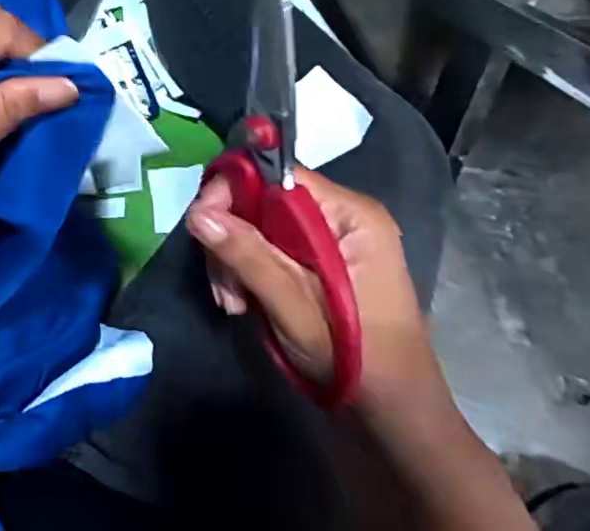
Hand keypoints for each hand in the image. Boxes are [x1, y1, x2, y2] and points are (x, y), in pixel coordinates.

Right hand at [185, 166, 442, 411]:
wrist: (392, 417)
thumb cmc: (358, 361)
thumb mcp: (295, 309)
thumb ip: (248, 256)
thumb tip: (197, 213)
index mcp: (351, 216)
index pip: (275, 173)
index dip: (232, 190)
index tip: (201, 224)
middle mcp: (339, 216)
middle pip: (258, 198)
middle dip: (228, 235)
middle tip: (222, 283)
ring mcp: (325, 237)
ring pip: (252, 223)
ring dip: (231, 258)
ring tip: (232, 302)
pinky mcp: (311, 257)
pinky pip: (260, 244)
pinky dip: (242, 269)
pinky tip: (240, 301)